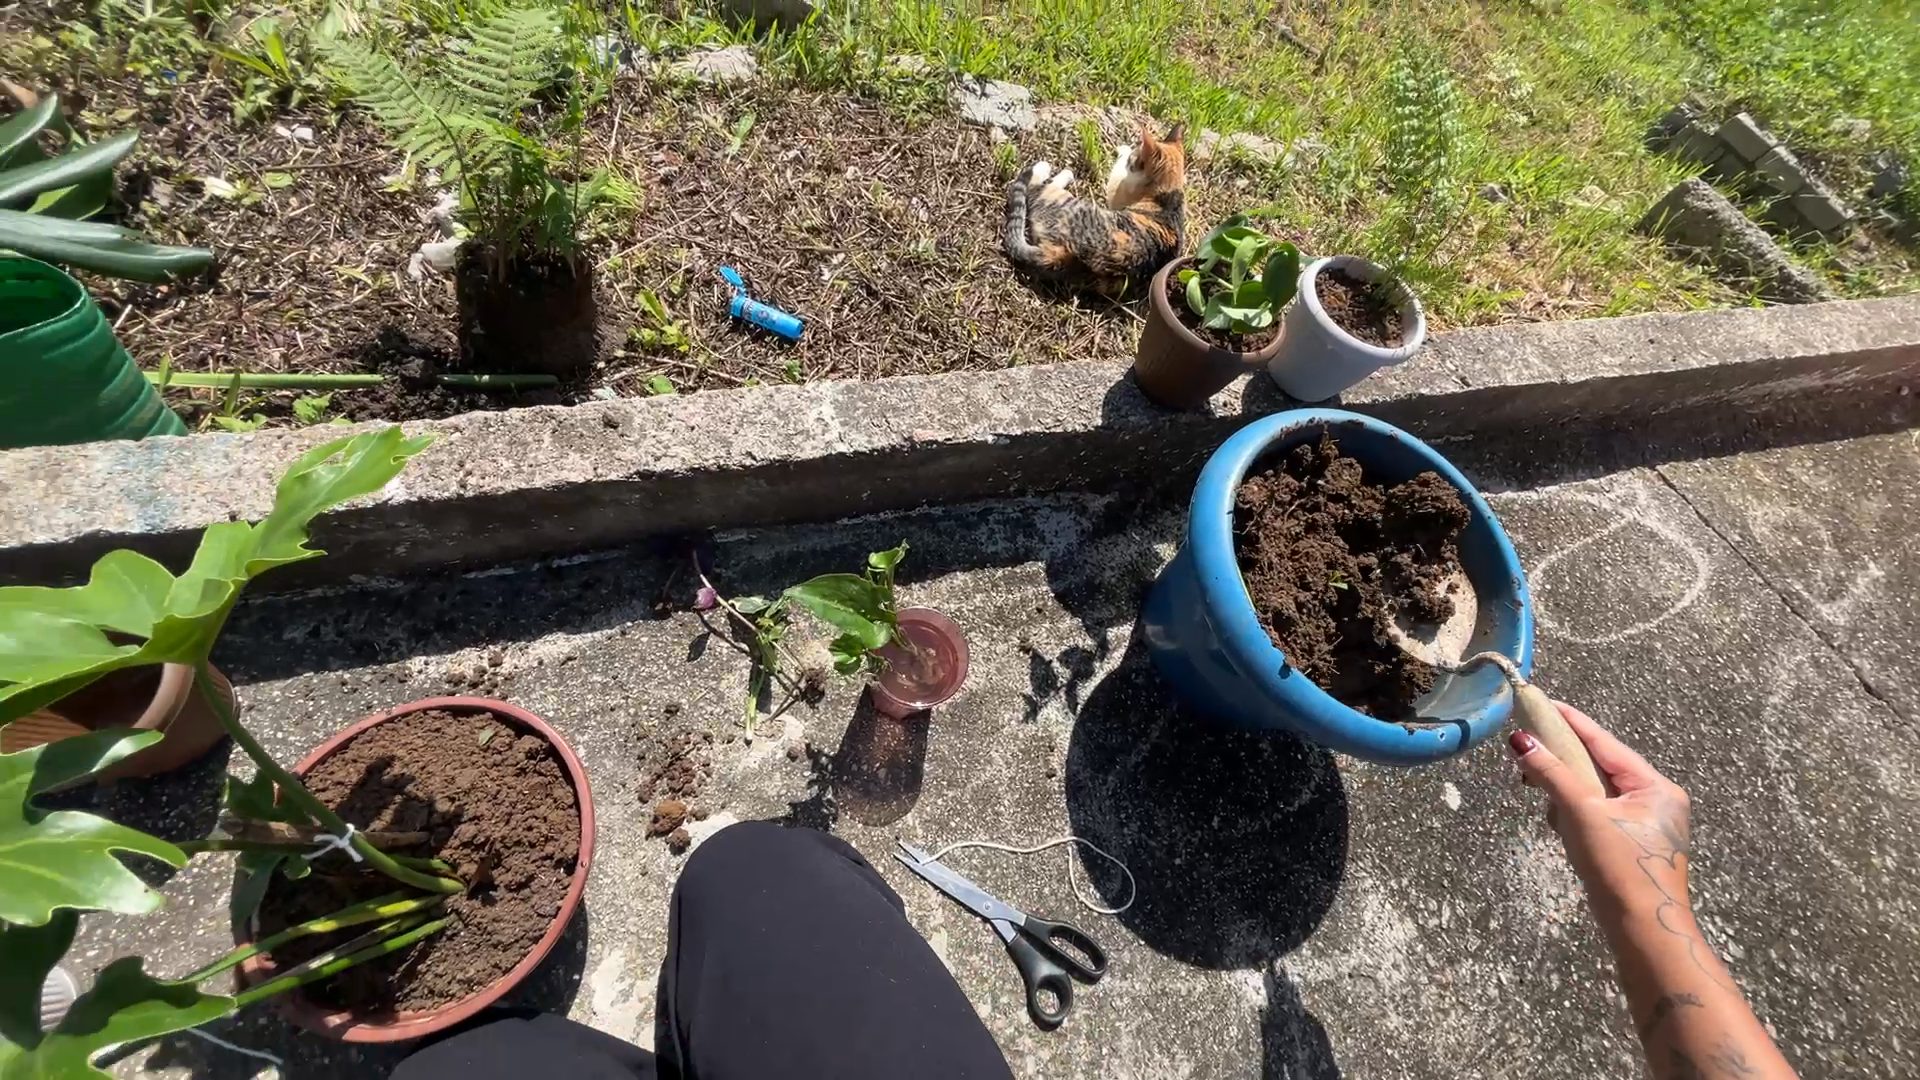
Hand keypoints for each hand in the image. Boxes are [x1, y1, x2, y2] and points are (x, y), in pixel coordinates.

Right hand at [1507, 702, 1693, 935]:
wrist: (1642, 929)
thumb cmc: (1619, 866)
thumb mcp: (1581, 812)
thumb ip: (1550, 773)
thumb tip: (1519, 739)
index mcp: (1655, 787)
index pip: (1603, 742)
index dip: (1570, 720)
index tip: (1540, 700)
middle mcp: (1653, 799)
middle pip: (1595, 762)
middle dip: (1558, 757)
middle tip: (1524, 747)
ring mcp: (1641, 821)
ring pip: (1589, 785)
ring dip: (1560, 786)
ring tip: (1534, 788)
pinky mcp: (1625, 839)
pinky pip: (1589, 806)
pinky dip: (1568, 806)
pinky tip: (1556, 819)